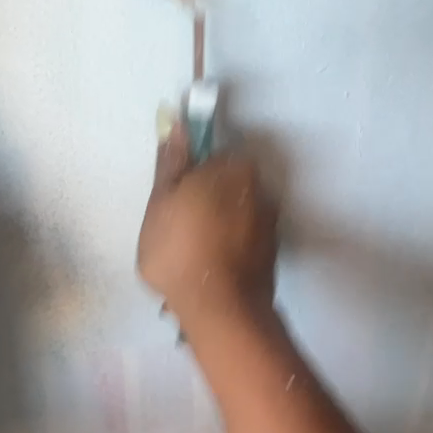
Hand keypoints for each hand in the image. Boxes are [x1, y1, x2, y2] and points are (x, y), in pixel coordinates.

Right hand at [137, 120, 280, 335]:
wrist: (220, 308)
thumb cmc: (180, 249)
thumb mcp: (160, 202)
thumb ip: (171, 162)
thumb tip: (178, 125)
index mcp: (235, 167)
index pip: (213, 156)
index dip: (191, 175)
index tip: (174, 199)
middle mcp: (260, 189)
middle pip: (227, 186)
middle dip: (207, 201)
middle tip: (178, 228)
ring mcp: (270, 224)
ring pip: (236, 215)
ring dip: (218, 227)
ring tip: (193, 256)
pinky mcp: (271, 254)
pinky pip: (244, 241)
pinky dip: (229, 249)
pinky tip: (210, 269)